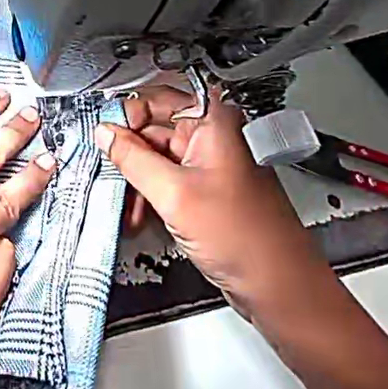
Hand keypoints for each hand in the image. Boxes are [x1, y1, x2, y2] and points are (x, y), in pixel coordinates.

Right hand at [96, 86, 329, 309]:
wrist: (281, 290)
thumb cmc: (248, 241)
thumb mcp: (174, 193)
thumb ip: (132, 157)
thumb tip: (106, 133)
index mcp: (213, 122)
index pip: (156, 98)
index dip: (127, 115)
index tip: (106, 134)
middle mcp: (213, 137)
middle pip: (153, 128)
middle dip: (128, 153)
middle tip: (110, 171)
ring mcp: (209, 165)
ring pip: (156, 156)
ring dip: (136, 178)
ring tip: (126, 203)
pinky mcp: (206, 190)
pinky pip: (166, 180)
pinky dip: (148, 194)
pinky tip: (138, 215)